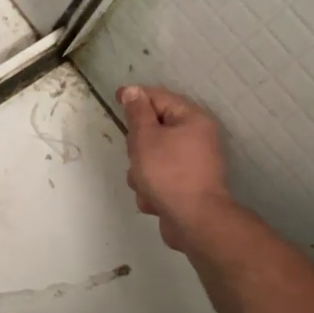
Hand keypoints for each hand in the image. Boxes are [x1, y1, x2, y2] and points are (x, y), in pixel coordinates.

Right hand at [118, 86, 234, 251]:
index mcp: (192, 119)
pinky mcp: (186, 186)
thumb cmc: (168, 172)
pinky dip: (152, 188)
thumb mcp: (145, 137)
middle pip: (154, 129)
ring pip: (153, 157)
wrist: (194, 222)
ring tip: (144, 183)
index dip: (135, 97)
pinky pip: (160, 178)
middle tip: (135, 155)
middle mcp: (197, 138)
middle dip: (137, 145)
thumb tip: (133, 91)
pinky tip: (153, 200)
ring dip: (141, 171)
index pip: (158, 97)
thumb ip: (137, 112)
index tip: (116, 100)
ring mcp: (192, 164)